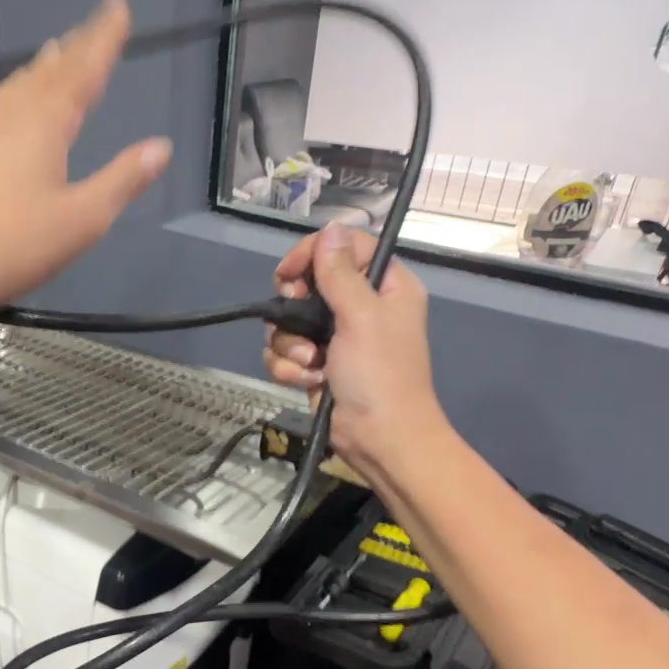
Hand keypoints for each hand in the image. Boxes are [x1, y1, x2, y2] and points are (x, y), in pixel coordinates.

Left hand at [0, 0, 172, 313]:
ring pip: (13, 88)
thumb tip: (162, 146)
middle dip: (74, 46)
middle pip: (48, 71)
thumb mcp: (84, 219)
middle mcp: (8, 116)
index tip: (119, 3)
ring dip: (39, 69)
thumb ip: (124, 179)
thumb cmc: (19, 245)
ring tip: (53, 54)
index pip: (84, 68)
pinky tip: (2, 111)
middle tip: (92, 25)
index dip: (104, 35)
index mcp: (45, 122)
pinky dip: (8, 99)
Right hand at [264, 224, 451, 480]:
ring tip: (311, 364)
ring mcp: (335, 337)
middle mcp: (359, 307)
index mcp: (384, 287)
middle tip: (297, 318)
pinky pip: (284, 352)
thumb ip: (340, 273)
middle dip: (294, 306)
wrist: (379, 439)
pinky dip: (289, 368)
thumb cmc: (380, 375)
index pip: (344, 247)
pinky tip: (308, 381)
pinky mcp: (316, 365)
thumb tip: (329, 229)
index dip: (312, 255)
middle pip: (308, 282)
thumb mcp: (362, 316)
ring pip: (288, 321)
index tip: (289, 274)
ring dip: (290, 345)